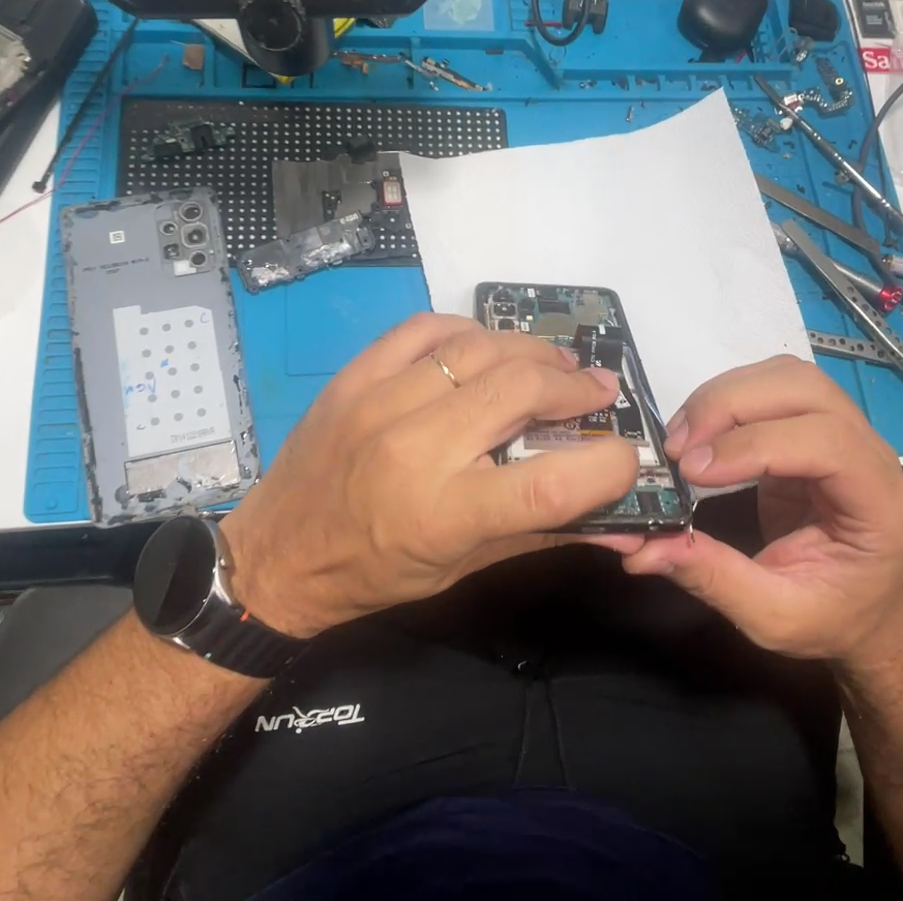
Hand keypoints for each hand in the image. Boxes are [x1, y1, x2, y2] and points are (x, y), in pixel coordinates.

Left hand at [222, 313, 639, 637]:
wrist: (277, 555)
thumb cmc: (374, 574)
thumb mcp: (460, 569)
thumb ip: (542, 535)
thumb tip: (619, 523)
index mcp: (443, 516)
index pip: (549, 484)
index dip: (606, 465)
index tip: (625, 453)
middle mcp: (413, 450)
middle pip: (520, 391)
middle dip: (575, 387)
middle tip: (597, 391)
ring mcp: (379, 403)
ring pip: (479, 349)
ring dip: (531, 352)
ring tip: (553, 365)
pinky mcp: (355, 376)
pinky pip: (425, 329)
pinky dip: (468, 332)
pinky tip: (486, 348)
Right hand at [621, 356, 902, 662]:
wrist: (860, 613)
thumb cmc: (828, 617)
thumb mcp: (771, 617)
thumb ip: (713, 578)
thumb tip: (642, 548)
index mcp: (882, 508)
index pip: (830, 444)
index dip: (756, 444)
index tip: (692, 471)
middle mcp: (874, 457)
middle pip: (808, 390)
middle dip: (732, 405)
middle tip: (676, 447)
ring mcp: (849, 434)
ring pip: (789, 376)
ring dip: (726, 394)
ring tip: (681, 438)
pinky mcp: (814, 427)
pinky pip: (774, 388)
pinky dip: (728, 397)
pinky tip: (699, 431)